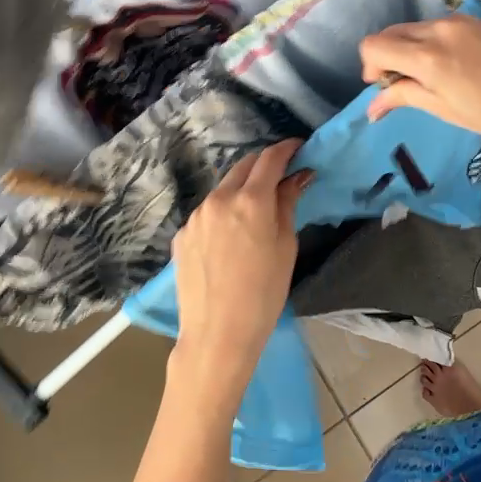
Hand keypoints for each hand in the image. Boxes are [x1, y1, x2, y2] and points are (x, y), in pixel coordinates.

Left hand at [168, 140, 309, 394]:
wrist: (218, 334)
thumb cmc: (264, 292)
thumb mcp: (286, 246)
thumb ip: (288, 204)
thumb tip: (297, 177)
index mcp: (250, 199)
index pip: (270, 158)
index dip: (287, 149)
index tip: (299, 147)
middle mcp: (218, 199)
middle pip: (243, 166)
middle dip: (264, 164)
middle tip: (282, 174)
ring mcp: (196, 216)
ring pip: (223, 189)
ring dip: (242, 189)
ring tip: (257, 209)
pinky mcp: (182, 235)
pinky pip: (208, 214)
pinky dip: (224, 213)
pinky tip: (232, 237)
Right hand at [359, 16, 480, 147]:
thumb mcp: (447, 110)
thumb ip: (406, 97)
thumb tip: (373, 105)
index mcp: (427, 56)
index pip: (374, 45)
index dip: (370, 67)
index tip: (383, 87)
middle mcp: (438, 30)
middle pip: (392, 33)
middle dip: (387, 57)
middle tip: (402, 87)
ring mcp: (459, 22)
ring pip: (416, 29)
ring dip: (410, 50)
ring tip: (430, 80)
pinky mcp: (476, 22)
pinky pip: (439, 27)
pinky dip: (431, 43)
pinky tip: (452, 67)